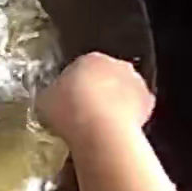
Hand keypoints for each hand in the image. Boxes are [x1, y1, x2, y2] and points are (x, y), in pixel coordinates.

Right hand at [37, 52, 153, 145]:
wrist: (99, 131)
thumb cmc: (67, 111)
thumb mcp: (43, 101)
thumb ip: (51, 93)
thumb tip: (52, 97)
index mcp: (88, 60)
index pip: (78, 67)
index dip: (69, 84)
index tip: (62, 99)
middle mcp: (116, 65)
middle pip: (103, 75)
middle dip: (93, 89)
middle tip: (77, 109)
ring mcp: (135, 81)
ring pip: (120, 90)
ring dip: (109, 101)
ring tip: (92, 122)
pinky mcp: (148, 101)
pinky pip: (132, 106)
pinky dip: (123, 115)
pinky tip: (108, 128)